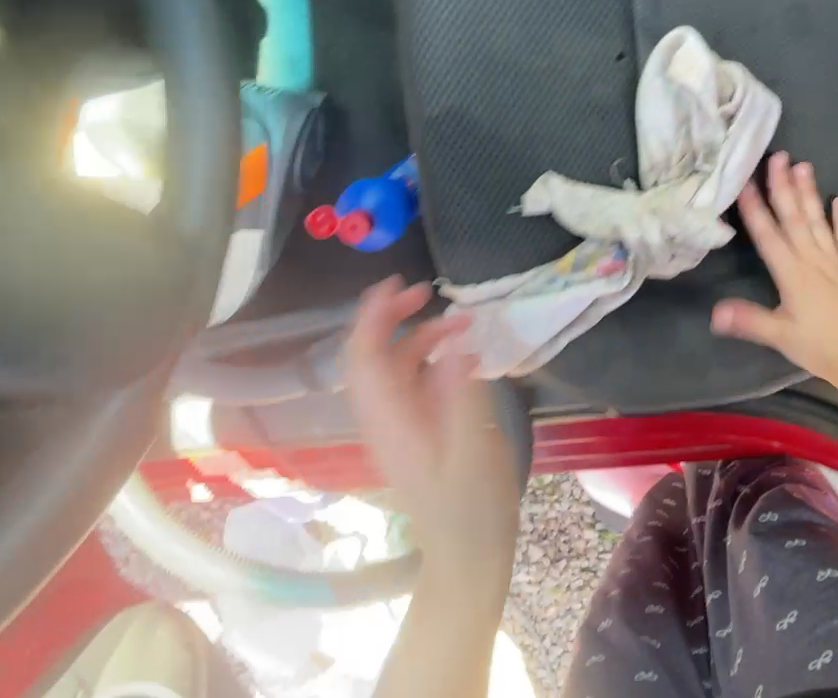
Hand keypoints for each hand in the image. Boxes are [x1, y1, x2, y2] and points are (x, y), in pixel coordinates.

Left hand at [345, 278, 519, 575]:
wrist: (466, 554)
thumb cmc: (470, 506)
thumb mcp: (474, 448)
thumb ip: (462, 392)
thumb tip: (455, 340)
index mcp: (390, 419)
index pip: (363, 357)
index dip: (373, 316)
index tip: (397, 284)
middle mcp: (385, 416)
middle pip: (376, 354)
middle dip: (397, 317)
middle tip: (430, 293)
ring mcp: (400, 424)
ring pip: (399, 366)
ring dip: (425, 337)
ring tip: (465, 323)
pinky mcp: (417, 430)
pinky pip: (416, 383)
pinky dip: (436, 360)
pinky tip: (468, 357)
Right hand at [712, 152, 837, 387]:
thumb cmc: (818, 347)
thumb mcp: (779, 335)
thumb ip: (748, 320)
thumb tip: (714, 312)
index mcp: (791, 273)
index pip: (768, 234)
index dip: (755, 207)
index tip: (744, 181)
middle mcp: (812, 260)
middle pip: (795, 217)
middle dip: (783, 186)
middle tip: (778, 156)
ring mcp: (835, 263)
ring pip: (818, 221)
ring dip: (810, 193)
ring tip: (803, 165)